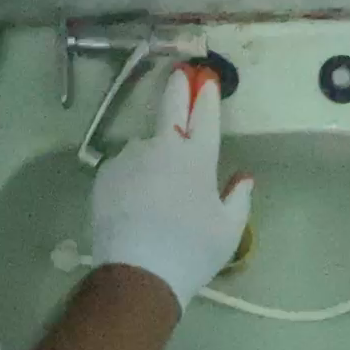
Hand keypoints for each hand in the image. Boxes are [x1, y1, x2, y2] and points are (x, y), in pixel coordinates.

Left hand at [90, 63, 252, 310]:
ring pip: (145, 146)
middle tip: (180, 76)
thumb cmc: (192, 252)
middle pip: (170, 107)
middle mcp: (162, 147)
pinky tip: (136, 201)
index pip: (205, 115)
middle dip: (178, 88)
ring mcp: (129, 157)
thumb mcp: (229, 230)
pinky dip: (133, 176)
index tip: (206, 80)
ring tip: (156, 189)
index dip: (207, 95)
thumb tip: (244, 178)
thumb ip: (238, 198)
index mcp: (197, 157)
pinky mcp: (105, 174)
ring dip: (153, 154)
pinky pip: (125, 168)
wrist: (138, 273)